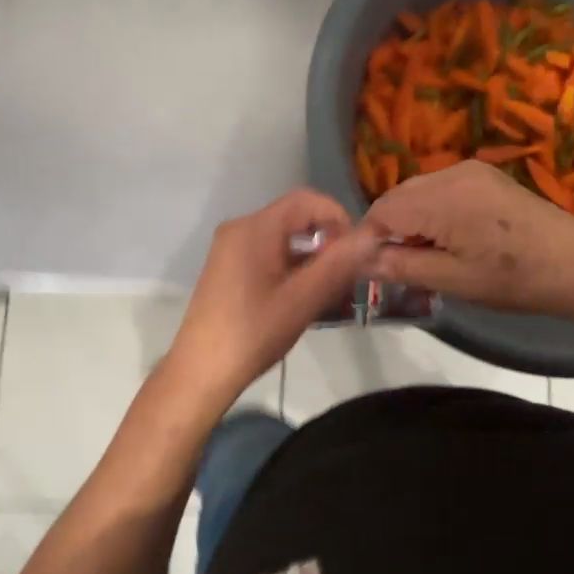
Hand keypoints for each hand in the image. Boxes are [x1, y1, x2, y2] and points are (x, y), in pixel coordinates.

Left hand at [160, 190, 379, 409]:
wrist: (201, 373)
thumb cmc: (253, 333)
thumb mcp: (302, 299)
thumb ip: (339, 263)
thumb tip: (373, 235)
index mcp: (254, 228)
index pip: (308, 200)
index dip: (340, 218)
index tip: (360, 251)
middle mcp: (240, 229)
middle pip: (296, 218)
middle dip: (329, 242)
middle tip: (352, 276)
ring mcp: (232, 249)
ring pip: (285, 239)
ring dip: (314, 259)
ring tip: (335, 293)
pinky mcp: (230, 269)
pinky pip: (270, 255)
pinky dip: (294, 269)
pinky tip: (308, 298)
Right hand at [362, 161, 573, 314]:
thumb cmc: (513, 278)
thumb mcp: (453, 280)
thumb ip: (402, 266)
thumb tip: (360, 261)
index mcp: (442, 199)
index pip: (381, 210)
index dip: (369, 239)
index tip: (372, 268)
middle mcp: (452, 173)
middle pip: (397, 196)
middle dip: (390, 229)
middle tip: (401, 266)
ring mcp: (471, 169)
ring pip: (417, 190)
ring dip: (411, 220)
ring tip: (429, 255)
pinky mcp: (485, 174)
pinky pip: (440, 187)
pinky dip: (432, 210)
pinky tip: (450, 237)